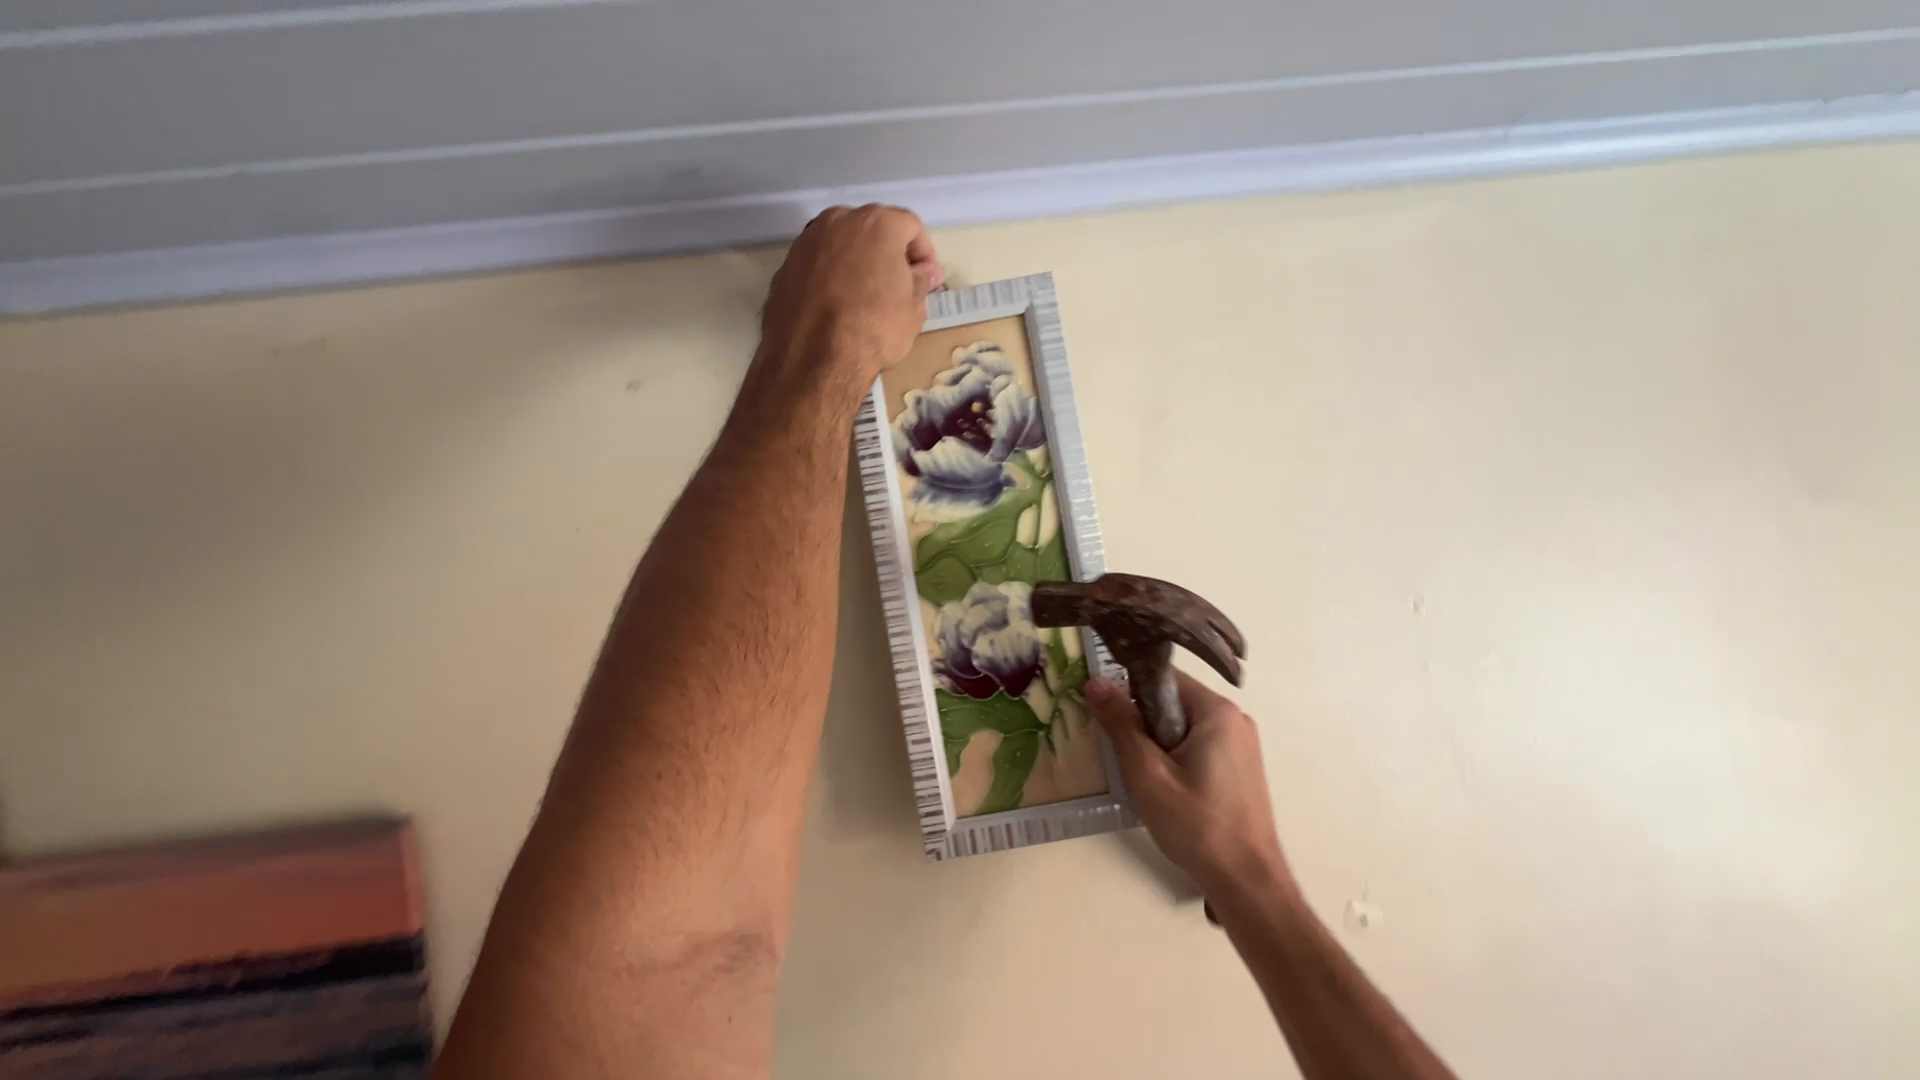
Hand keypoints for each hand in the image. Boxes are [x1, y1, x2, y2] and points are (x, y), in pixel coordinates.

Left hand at [751, 204, 942, 407]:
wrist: (813, 358)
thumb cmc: (875, 327)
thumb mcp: (913, 308)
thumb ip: (921, 281)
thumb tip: (924, 271)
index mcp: (877, 223)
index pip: (911, 227)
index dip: (924, 253)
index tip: (928, 280)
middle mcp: (838, 221)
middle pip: (872, 230)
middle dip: (888, 254)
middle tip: (898, 287)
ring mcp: (806, 242)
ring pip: (841, 245)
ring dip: (856, 264)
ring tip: (864, 298)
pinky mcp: (785, 267)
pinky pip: (818, 266)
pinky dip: (830, 278)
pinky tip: (835, 308)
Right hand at [1086, 671, 1292, 897]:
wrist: (1246, 881)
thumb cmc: (1196, 824)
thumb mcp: (1147, 774)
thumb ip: (1120, 725)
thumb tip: (1094, 682)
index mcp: (1217, 711)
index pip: (1163, 678)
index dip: (1130, 693)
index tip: (1111, 719)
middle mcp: (1235, 720)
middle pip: (1174, 703)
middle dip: (1146, 726)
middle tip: (1130, 760)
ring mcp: (1242, 745)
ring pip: (1185, 728)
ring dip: (1160, 747)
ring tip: (1149, 781)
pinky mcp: (1242, 769)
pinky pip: (1200, 747)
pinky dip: (1178, 761)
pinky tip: (1170, 793)